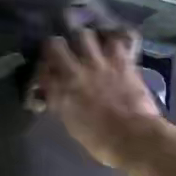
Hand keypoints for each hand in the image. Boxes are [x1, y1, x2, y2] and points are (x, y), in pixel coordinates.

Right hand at [38, 27, 168, 175]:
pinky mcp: (122, 60)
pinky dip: (114, 39)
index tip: (47, 72)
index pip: (41, 71)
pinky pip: (116, 39)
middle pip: (54, 44)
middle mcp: (75, 72)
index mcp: (60, 92)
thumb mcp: (73, 126)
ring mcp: (99, 63)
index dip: (43, 69)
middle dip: (56, 45)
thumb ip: (62, 105)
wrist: (134, 137)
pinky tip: (115, 43)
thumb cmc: (102, 141)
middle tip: (63, 50)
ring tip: (90, 44)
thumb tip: (57, 95)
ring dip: (85, 38)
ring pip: (84, 34)